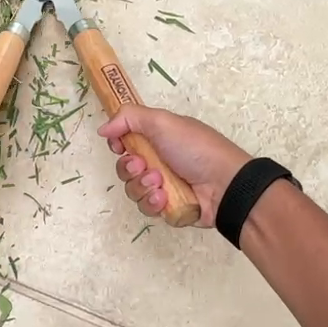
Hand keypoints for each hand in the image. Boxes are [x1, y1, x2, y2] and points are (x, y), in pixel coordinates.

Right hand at [97, 104, 250, 227]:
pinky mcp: (168, 208)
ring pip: (132, 190)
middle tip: (144, 167)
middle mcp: (158, 161)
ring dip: (142, 186)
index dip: (118, 145)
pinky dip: (153, 203)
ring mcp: (163, 186)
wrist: (224, 184)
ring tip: (160, 184)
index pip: (125, 142)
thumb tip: (103, 129)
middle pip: (124, 169)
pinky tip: (165, 199)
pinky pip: (146, 208)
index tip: (120, 147)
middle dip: (130, 169)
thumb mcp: (162, 122)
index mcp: (157, 139)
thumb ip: (128, 118)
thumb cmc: (196, 148)